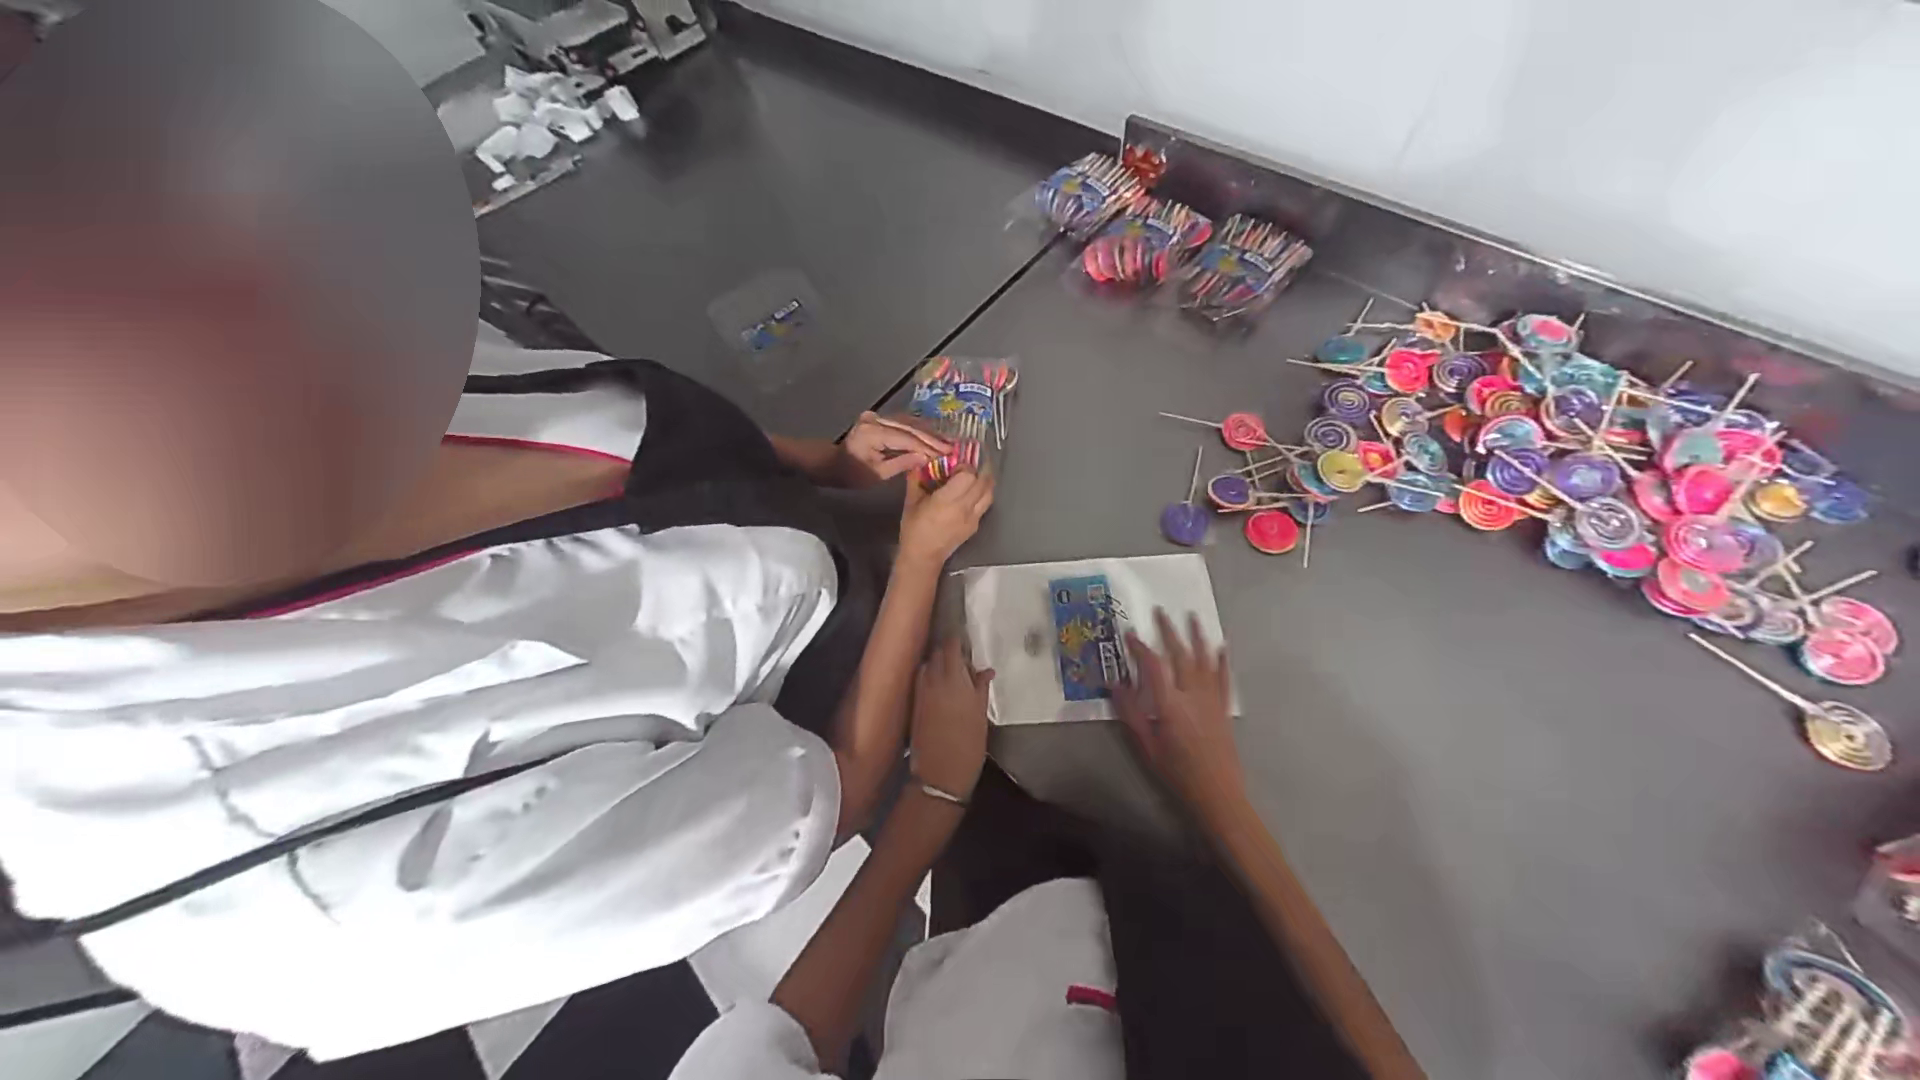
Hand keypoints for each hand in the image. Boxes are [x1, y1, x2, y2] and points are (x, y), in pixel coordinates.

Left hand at [836, 412, 950, 487]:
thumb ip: (902, 463)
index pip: (906, 438)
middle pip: (909, 427)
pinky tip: (931, 437)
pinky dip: (917, 430)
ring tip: (945, 442)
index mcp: (872, 432)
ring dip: (927, 433)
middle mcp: (875, 419)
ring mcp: (876, 416)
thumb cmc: (852, 474)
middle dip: (931, 438)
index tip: (945, 454)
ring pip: (908, 422)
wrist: (832, 464)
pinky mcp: (878, 418)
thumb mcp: (878, 474)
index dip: (927, 446)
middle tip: (950, 447)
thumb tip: (925, 458)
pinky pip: (902, 422)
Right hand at [898, 469, 994, 568]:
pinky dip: (983, 494)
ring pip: (989, 494)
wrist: (923, 556)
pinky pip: (985, 505)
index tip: (957, 464)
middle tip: (973, 462)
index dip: (965, 466)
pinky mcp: (975, 526)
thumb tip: (919, 460)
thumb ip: (916, 479)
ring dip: (986, 481)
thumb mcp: (911, 501)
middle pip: (983, 482)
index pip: (968, 476)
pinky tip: (974, 492)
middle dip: (980, 469)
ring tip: (978, 474)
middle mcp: (964, 508)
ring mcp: (973, 518)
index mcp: (947, 501)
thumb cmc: (914, 529)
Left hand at [909, 639, 993, 800]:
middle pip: (936, 653)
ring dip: (937, 663)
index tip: (966, 639)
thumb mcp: (981, 716)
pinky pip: (921, 680)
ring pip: (927, 665)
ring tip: (952, 671)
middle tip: (963, 656)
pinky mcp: (913, 704)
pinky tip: (941, 686)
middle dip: (948, 650)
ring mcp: (920, 692)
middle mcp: (932, 680)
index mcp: (953, 679)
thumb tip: (985, 670)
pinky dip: (929, 677)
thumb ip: (981, 689)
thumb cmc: (968, 746)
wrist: (940, 776)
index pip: (951, 646)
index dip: (957, 640)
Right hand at [1112, 608, 1245, 820]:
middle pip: (1181, 655)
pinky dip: (1222, 660)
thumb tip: (1114, 684)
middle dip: (1169, 631)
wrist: (1219, 795)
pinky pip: (1223, 678)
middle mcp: (1193, 696)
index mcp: (1170, 705)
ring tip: (1192, 617)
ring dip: (1197, 636)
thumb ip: (1130, 713)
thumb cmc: (1177, 773)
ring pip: (1204, 660)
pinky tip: (1221, 647)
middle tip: (1160, 612)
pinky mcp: (1224, 708)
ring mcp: (1212, 700)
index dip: (1140, 647)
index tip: (1129, 634)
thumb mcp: (1146, 746)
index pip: (1153, 666)